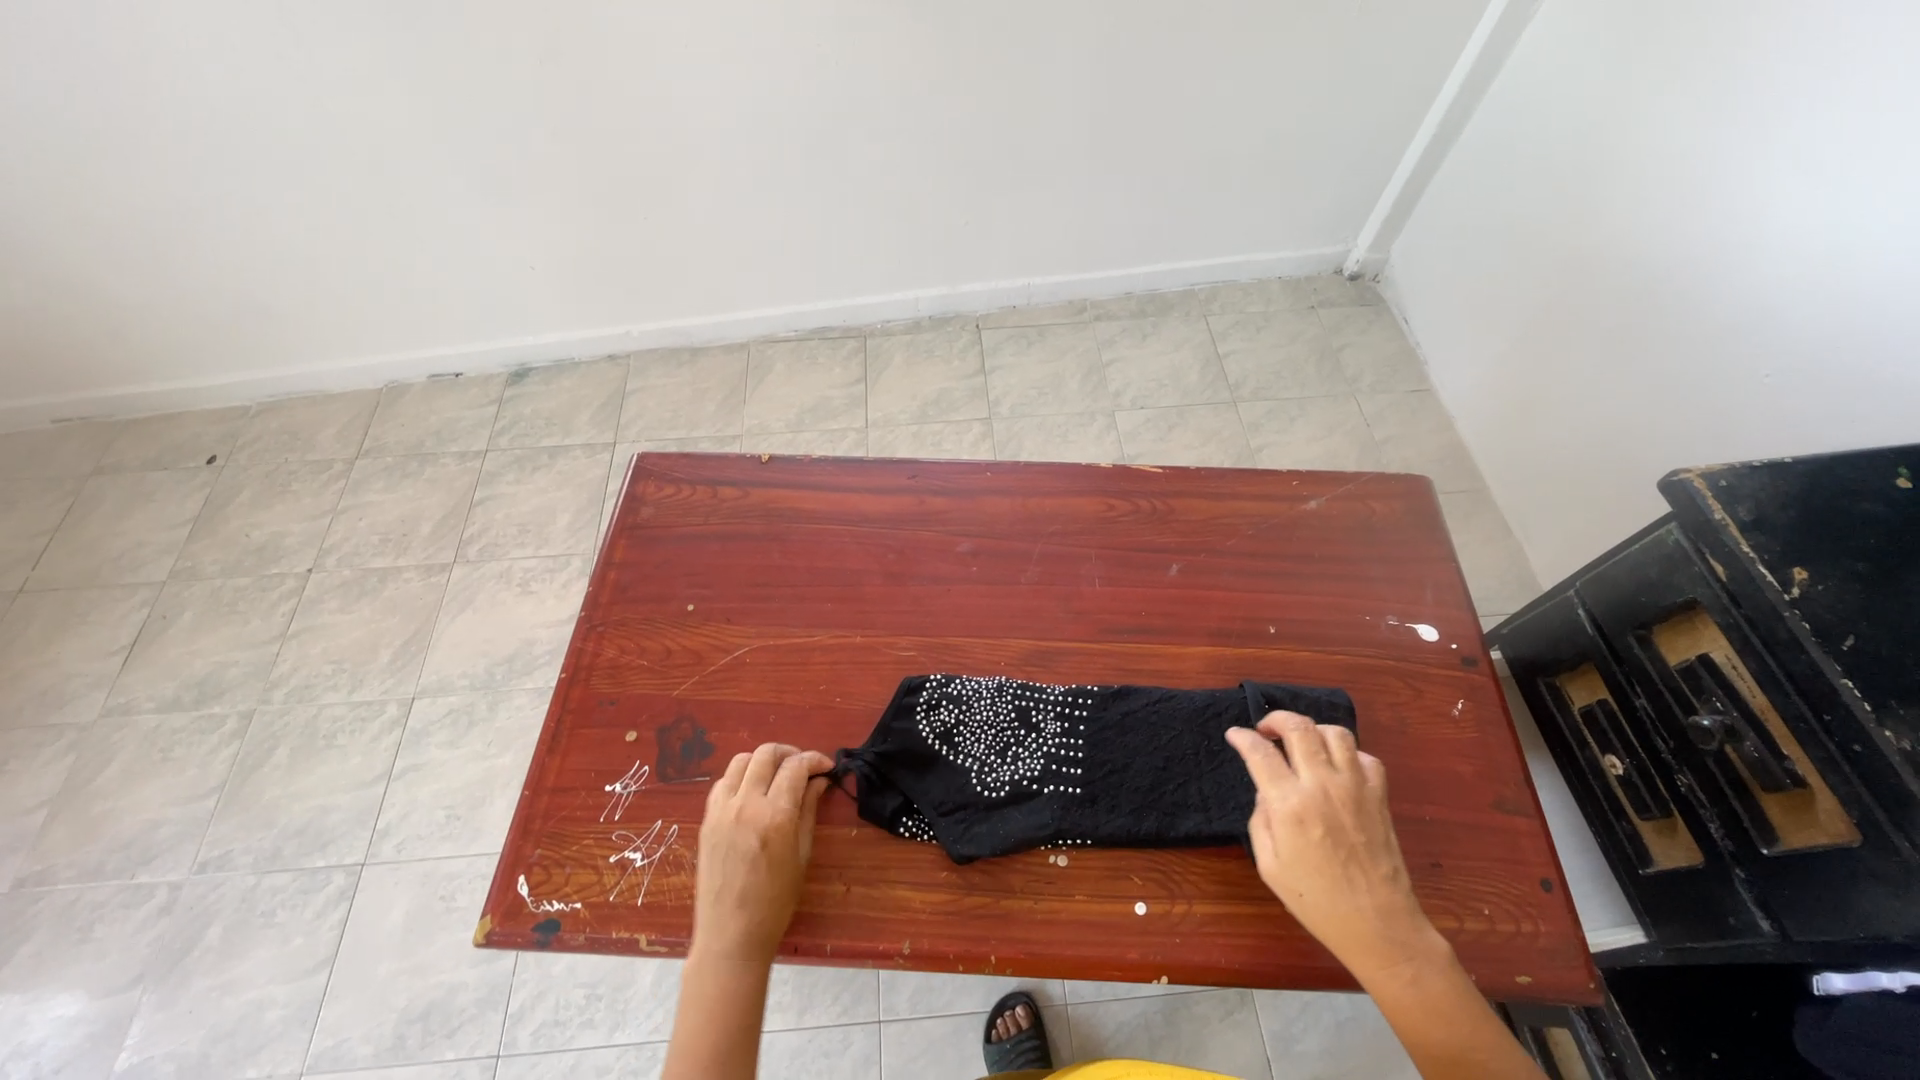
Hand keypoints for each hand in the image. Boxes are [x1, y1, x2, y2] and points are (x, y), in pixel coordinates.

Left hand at [691, 742, 832, 964]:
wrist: (731, 934)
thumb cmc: (776, 902)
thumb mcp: (802, 855)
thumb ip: (809, 811)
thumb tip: (818, 782)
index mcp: (775, 816)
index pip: (796, 767)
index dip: (815, 760)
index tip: (827, 767)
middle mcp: (745, 804)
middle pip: (766, 754)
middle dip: (790, 753)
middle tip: (804, 767)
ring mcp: (721, 810)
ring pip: (741, 760)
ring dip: (763, 760)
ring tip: (778, 775)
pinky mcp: (706, 819)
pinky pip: (723, 782)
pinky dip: (741, 776)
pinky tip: (753, 792)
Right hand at [1225, 711, 1446, 980]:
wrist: (1377, 923)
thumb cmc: (1316, 902)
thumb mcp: (1269, 866)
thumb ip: (1261, 821)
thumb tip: (1266, 794)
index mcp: (1289, 804)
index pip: (1260, 752)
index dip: (1242, 738)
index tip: (1234, 735)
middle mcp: (1322, 785)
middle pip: (1299, 728)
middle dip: (1276, 719)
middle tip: (1265, 730)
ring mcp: (1356, 787)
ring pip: (1334, 732)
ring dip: (1313, 730)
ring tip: (1301, 744)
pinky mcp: (1379, 795)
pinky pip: (1365, 757)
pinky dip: (1347, 754)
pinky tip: (1336, 768)